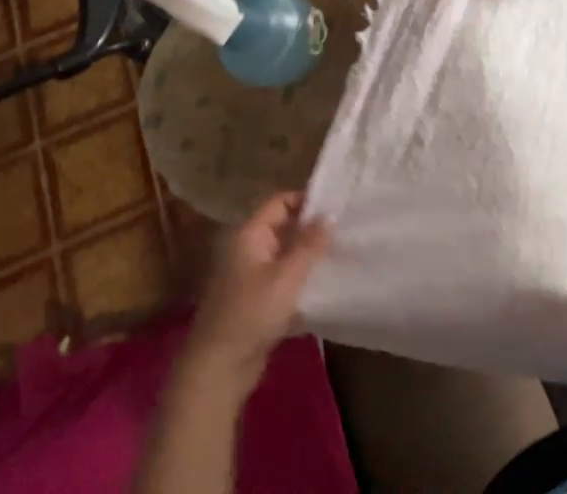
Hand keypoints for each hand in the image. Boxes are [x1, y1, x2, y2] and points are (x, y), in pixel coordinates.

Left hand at [185, 192, 330, 392]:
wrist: (218, 369)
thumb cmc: (251, 314)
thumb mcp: (287, 275)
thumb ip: (310, 243)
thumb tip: (330, 214)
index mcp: (249, 236)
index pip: (280, 202)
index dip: (307, 199)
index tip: (339, 204)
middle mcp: (247, 251)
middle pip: (283, 226)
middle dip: (313, 226)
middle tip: (348, 227)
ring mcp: (250, 276)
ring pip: (286, 254)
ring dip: (310, 253)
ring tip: (344, 251)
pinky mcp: (256, 300)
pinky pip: (284, 278)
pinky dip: (302, 277)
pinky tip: (327, 282)